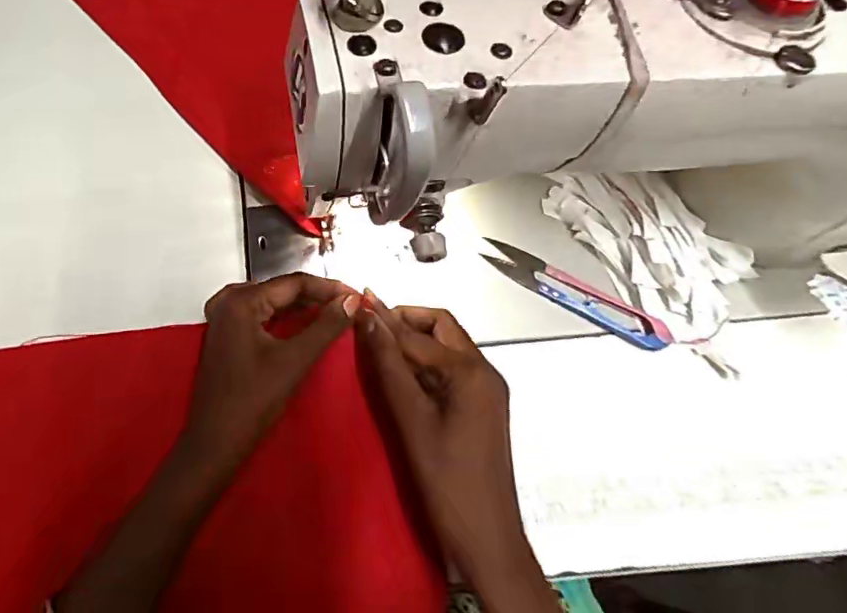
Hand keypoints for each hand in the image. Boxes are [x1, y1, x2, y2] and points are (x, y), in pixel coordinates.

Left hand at [184, 273, 359, 462]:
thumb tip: (351, 301)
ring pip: (273, 301)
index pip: (294, 283)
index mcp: (241, 301)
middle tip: (348, 304)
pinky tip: (305, 324)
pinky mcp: (225, 334)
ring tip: (333, 312)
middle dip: (317, 296)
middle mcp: (228, 301)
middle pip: (282, 289)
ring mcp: (224, 317)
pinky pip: (262, 314)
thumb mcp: (295, 361)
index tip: (355, 296)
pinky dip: (285, 317)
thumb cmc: (252, 402)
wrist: (214, 445)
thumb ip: (326, 326)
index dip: (329, 288)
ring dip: (303, 306)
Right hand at [360, 296, 554, 611]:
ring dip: (416, 342)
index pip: (420, 334)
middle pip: (443, 328)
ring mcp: (487, 390)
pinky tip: (402, 377)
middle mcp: (485, 371)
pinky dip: (427, 364)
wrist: (488, 541)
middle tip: (371, 327)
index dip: (386, 320)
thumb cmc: (448, 483)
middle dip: (407, 321)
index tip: (358, 304)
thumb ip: (390, 367)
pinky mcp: (483, 408)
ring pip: (448, 348)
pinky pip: (452, 370)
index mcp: (472, 371)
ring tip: (380, 348)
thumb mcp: (412, 422)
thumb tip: (369, 319)